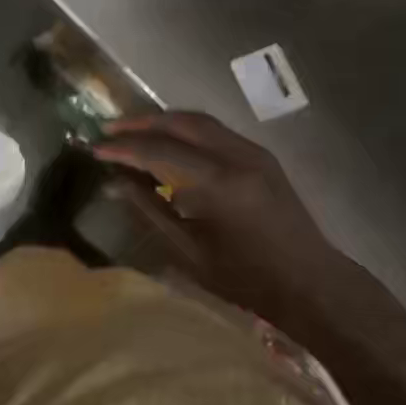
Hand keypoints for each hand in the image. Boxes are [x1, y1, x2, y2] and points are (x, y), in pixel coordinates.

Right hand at [93, 112, 331, 308]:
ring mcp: (254, 153)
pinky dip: (185, 130)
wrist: (310, 283)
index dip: (124, 149)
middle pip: (181, 123)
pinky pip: (215, 131)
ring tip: (132, 130)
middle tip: (109, 130)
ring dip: (163, 121)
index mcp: (220, 185)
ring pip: (200, 121)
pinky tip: (168, 141)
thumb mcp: (189, 252)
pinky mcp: (261, 157)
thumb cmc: (246, 279)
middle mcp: (239, 157)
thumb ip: (150, 211)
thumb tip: (114, 184)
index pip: (160, 152)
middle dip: (141, 123)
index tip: (95, 149)